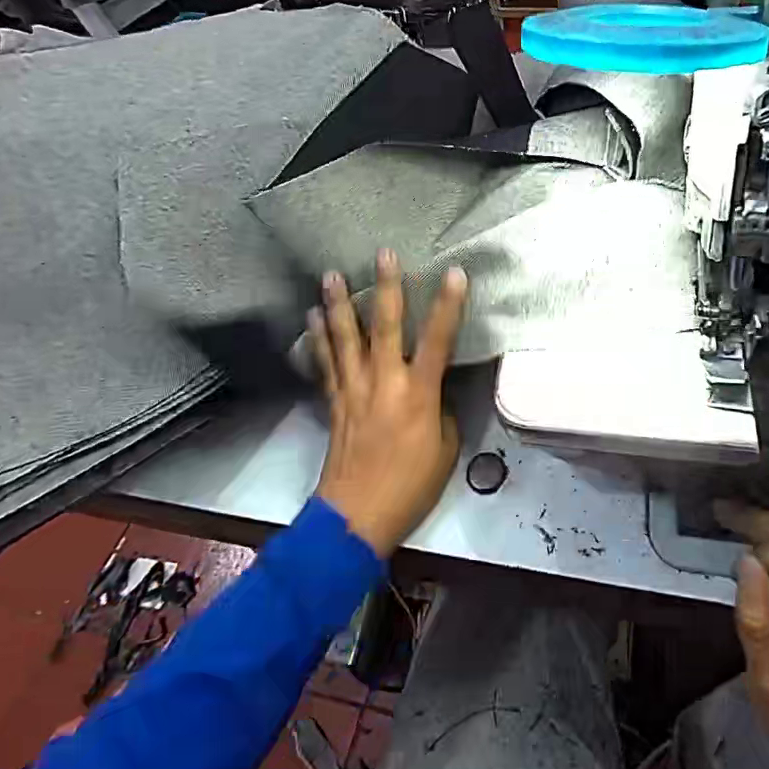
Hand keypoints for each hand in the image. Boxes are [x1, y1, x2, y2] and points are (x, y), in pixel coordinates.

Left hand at [308, 251, 468, 556]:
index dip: (448, 306)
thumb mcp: (445, 445)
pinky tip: (314, 317)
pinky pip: (327, 363)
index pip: (438, 341)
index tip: (454, 273)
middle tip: (383, 253)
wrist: (357, 515)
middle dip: (387, 288)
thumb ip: (440, 408)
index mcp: (418, 394)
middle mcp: (384, 383)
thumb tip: (430, 390)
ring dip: (339, 304)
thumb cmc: (413, 483)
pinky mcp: (336, 403)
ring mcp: (355, 391)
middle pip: (385, 328)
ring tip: (330, 274)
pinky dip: (320, 338)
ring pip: (346, 339)